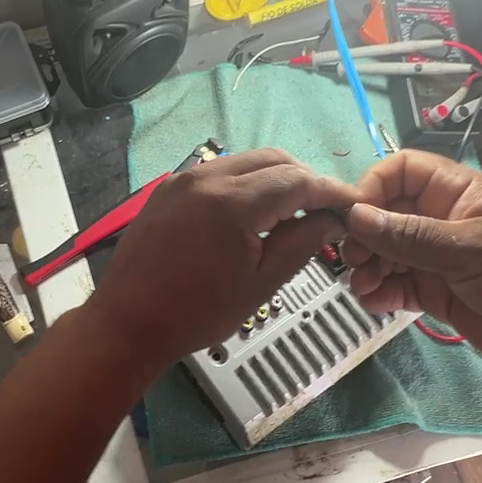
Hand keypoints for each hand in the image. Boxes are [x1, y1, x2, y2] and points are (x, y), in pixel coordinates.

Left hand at [81, 149, 359, 373]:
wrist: (128, 322)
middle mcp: (206, 178)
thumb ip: (300, 243)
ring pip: (243, 162)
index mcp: (233, 201)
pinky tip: (252, 212)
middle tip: (323, 209)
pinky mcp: (167, 190)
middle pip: (271, 160)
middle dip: (304, 179)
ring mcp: (182, 180)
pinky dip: (243, 183)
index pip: (297, 180)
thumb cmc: (197, 312)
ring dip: (273, 178)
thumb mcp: (261, 284)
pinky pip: (217, 173)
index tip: (353, 204)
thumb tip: (330, 219)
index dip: (330, 191)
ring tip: (291, 212)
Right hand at [341, 150, 481, 378]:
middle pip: (386, 214)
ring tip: (363, 287)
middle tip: (354, 261)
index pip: (402, 170)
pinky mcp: (439, 293)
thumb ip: (410, 236)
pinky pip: (399, 285)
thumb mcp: (472, 250)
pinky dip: (381, 293)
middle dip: (364, 235)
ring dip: (369, 267)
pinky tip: (375, 304)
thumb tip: (354, 216)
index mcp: (459, 193)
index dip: (373, 186)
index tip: (354, 216)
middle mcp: (444, 220)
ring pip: (387, 252)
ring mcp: (440, 258)